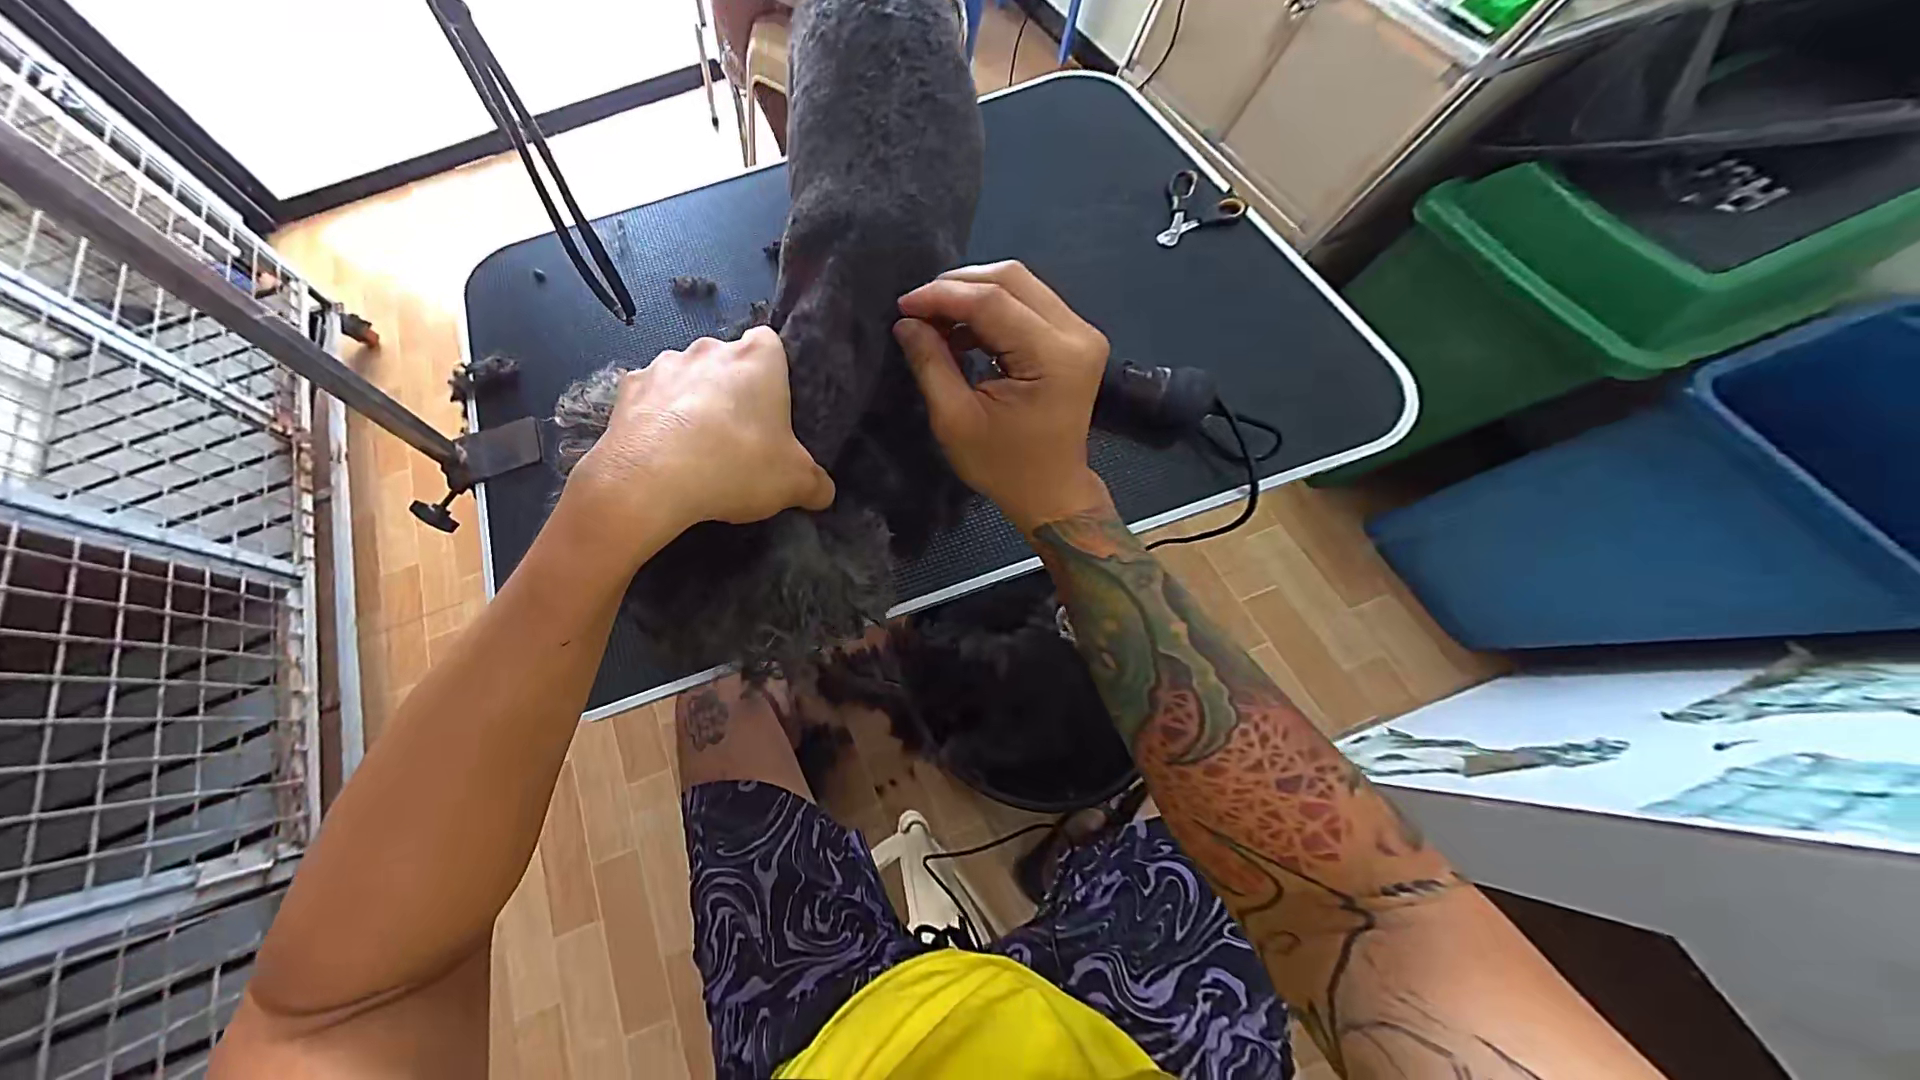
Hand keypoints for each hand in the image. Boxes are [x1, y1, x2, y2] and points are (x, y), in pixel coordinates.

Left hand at [558, 328, 835, 565]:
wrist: (650, 481)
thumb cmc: (736, 465)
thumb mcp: (795, 483)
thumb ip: (816, 484)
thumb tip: (823, 492)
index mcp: (758, 360)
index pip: (770, 342)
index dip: (772, 371)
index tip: (771, 404)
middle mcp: (710, 349)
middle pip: (727, 361)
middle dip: (731, 389)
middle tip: (738, 434)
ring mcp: (663, 364)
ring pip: (686, 376)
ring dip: (691, 401)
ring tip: (694, 446)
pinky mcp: (627, 388)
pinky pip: (650, 397)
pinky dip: (656, 416)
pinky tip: (660, 449)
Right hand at [895, 261, 1112, 532]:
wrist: (1051, 491)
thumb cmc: (1004, 467)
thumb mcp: (956, 421)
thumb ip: (931, 363)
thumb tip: (907, 321)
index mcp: (1054, 357)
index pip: (992, 301)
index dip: (942, 296)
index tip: (904, 306)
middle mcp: (1077, 334)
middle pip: (1011, 279)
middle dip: (957, 286)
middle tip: (918, 310)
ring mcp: (1081, 334)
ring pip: (1019, 285)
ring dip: (973, 296)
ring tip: (937, 322)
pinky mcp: (1075, 339)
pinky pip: (1028, 304)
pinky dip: (992, 310)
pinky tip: (964, 332)